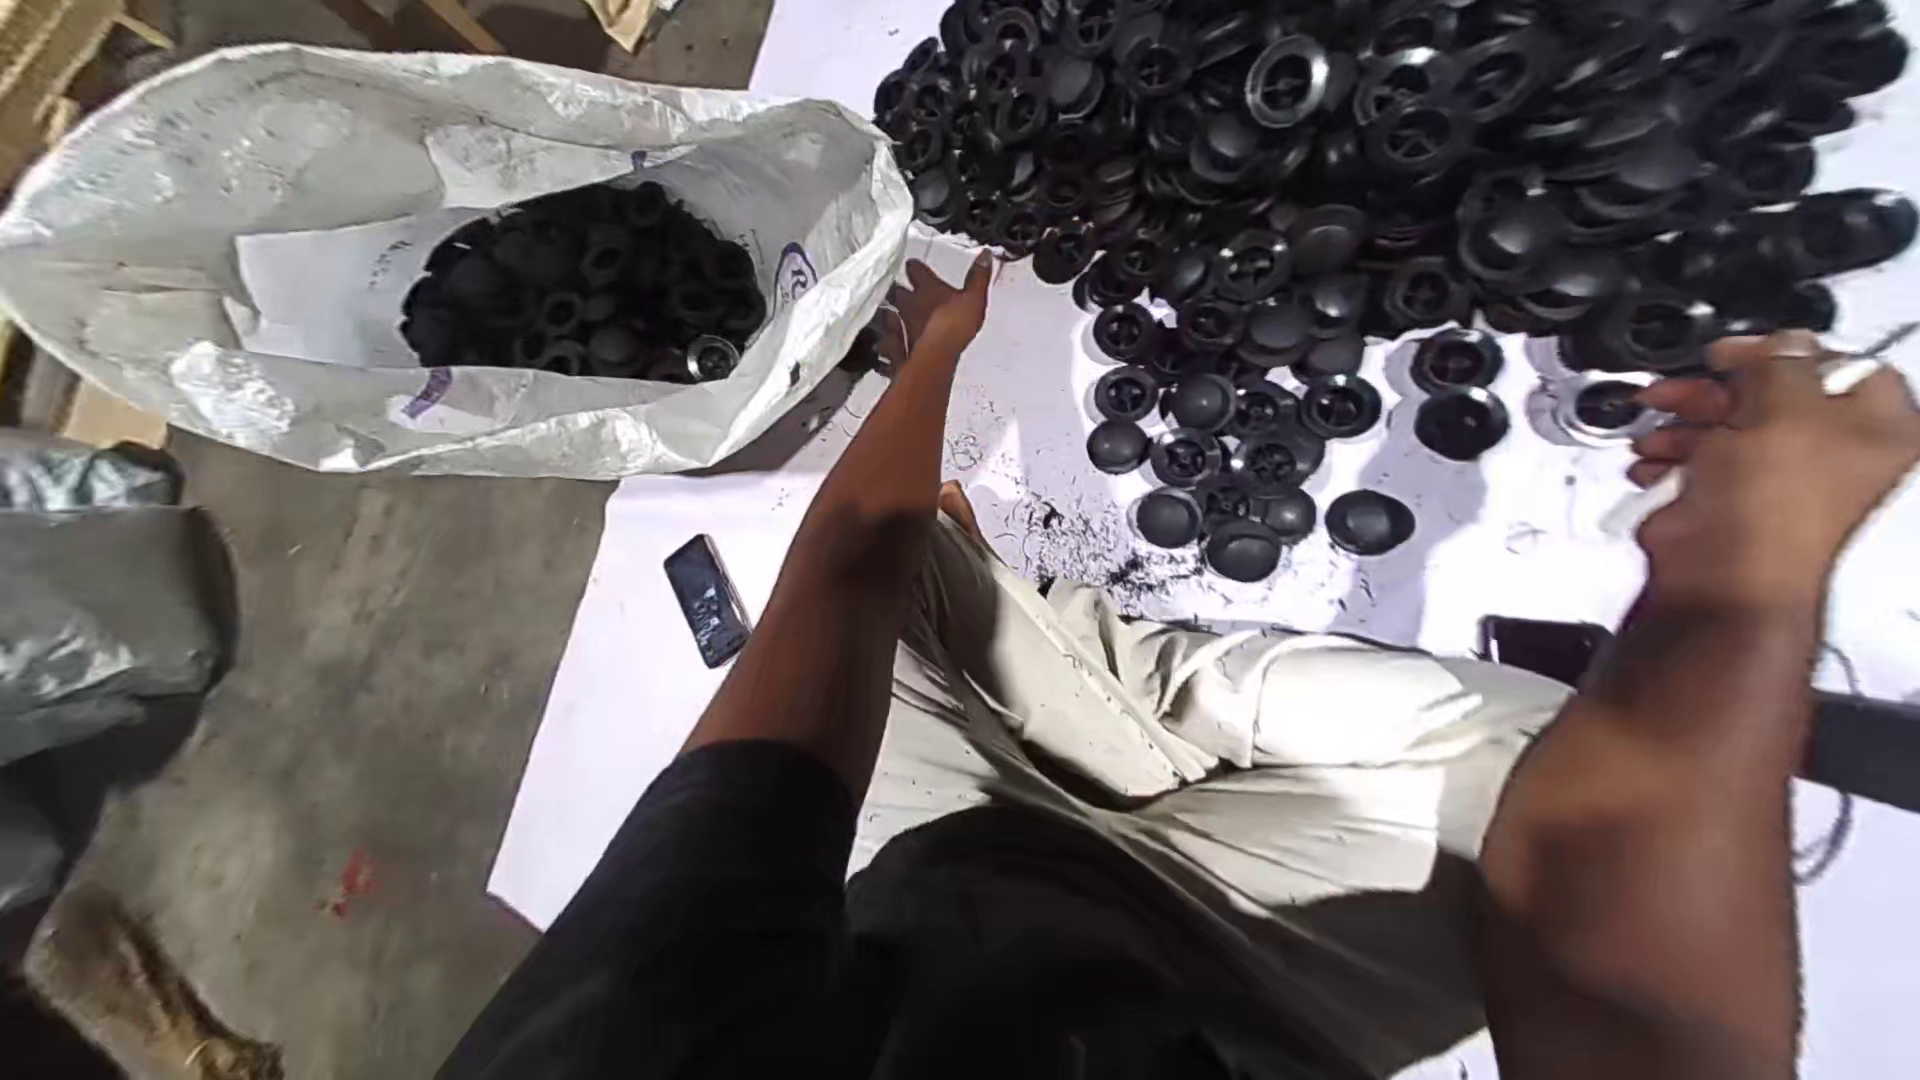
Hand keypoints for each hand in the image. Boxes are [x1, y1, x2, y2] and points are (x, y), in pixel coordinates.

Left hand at [883, 252, 993, 362]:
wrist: (937, 355)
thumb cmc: (953, 326)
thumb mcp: (974, 298)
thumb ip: (979, 276)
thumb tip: (984, 256)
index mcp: (927, 288)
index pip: (915, 269)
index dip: (914, 266)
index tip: (913, 265)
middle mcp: (909, 303)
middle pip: (897, 289)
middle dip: (899, 288)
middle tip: (901, 288)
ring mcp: (900, 323)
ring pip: (889, 311)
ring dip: (891, 310)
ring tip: (893, 312)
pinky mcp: (896, 344)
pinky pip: (887, 337)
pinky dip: (888, 337)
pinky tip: (889, 340)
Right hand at [1631, 330, 1919, 612]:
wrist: (1719, 565)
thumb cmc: (1766, 501)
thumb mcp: (1781, 415)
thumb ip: (1782, 370)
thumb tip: (1783, 341)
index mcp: (1869, 428)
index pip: (1836, 369)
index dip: (1780, 355)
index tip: (1729, 352)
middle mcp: (1824, 451)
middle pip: (1765, 399)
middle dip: (1709, 394)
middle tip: (1669, 392)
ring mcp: (1767, 476)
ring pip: (1719, 431)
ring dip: (1677, 430)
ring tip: (1653, 441)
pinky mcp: (1719, 494)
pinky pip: (1690, 463)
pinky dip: (1665, 462)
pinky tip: (1653, 467)